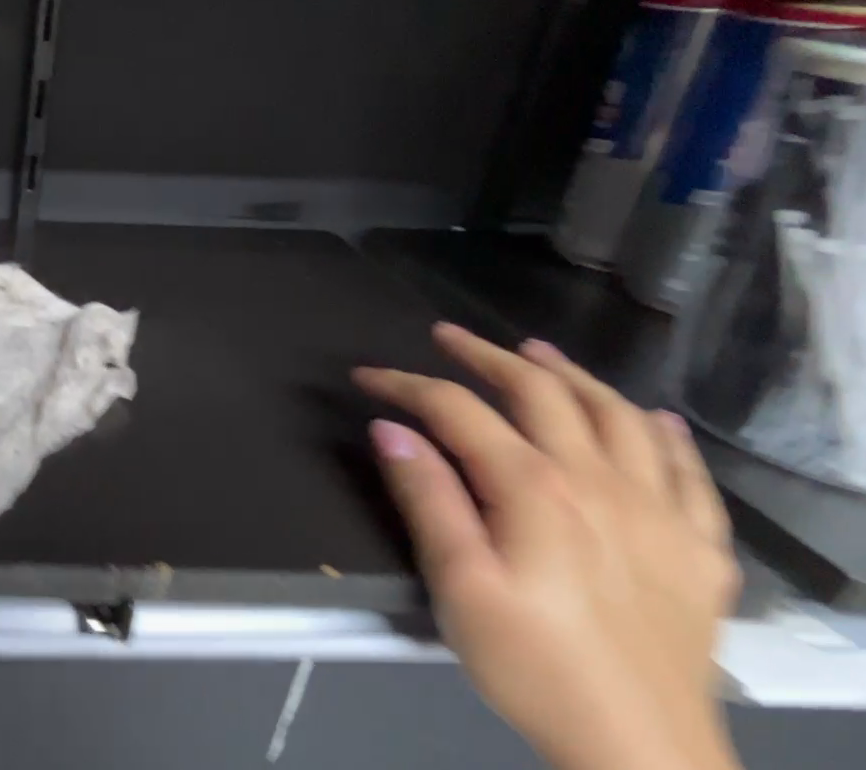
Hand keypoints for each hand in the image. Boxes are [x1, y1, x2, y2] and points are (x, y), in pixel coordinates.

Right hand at [355, 323, 741, 769]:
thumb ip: (427, 498)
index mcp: (533, 488)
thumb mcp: (457, 584)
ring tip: (538, 353)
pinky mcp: (699, 552)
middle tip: (448, 337)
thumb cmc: (531, 664)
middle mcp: (599, 482)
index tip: (367, 377)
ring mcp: (658, 514)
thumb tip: (390, 429)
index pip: (459, 411)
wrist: (642, 752)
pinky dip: (664, 434)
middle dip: (487, 357)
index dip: (407, 385)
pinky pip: (688, 474)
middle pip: (541, 394)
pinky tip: (651, 418)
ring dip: (572, 375)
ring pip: (618, 417)